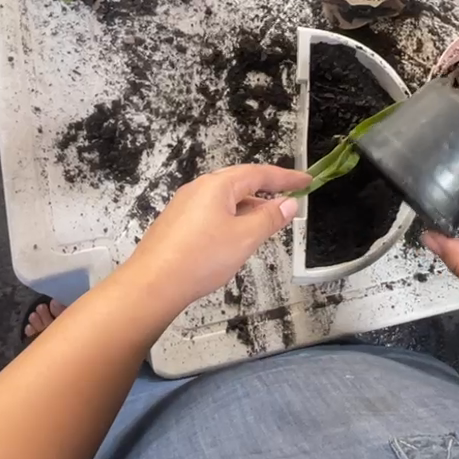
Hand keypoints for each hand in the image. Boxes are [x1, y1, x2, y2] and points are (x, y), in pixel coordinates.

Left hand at [117, 164, 308, 314]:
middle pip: (241, 182)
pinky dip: (232, 217)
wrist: (152, 285)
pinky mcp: (177, 223)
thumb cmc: (200, 259)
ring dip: (250, 206)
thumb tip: (289, 203)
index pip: (260, 173)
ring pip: (226, 199)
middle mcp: (200, 188)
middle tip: (289, 200)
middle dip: (267, 190)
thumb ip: (270, 218)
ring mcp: (185, 205)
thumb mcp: (244, 238)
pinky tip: (236, 236)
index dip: (286, 177)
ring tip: (267, 222)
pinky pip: (212, 211)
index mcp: (218, 185)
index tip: (307, 180)